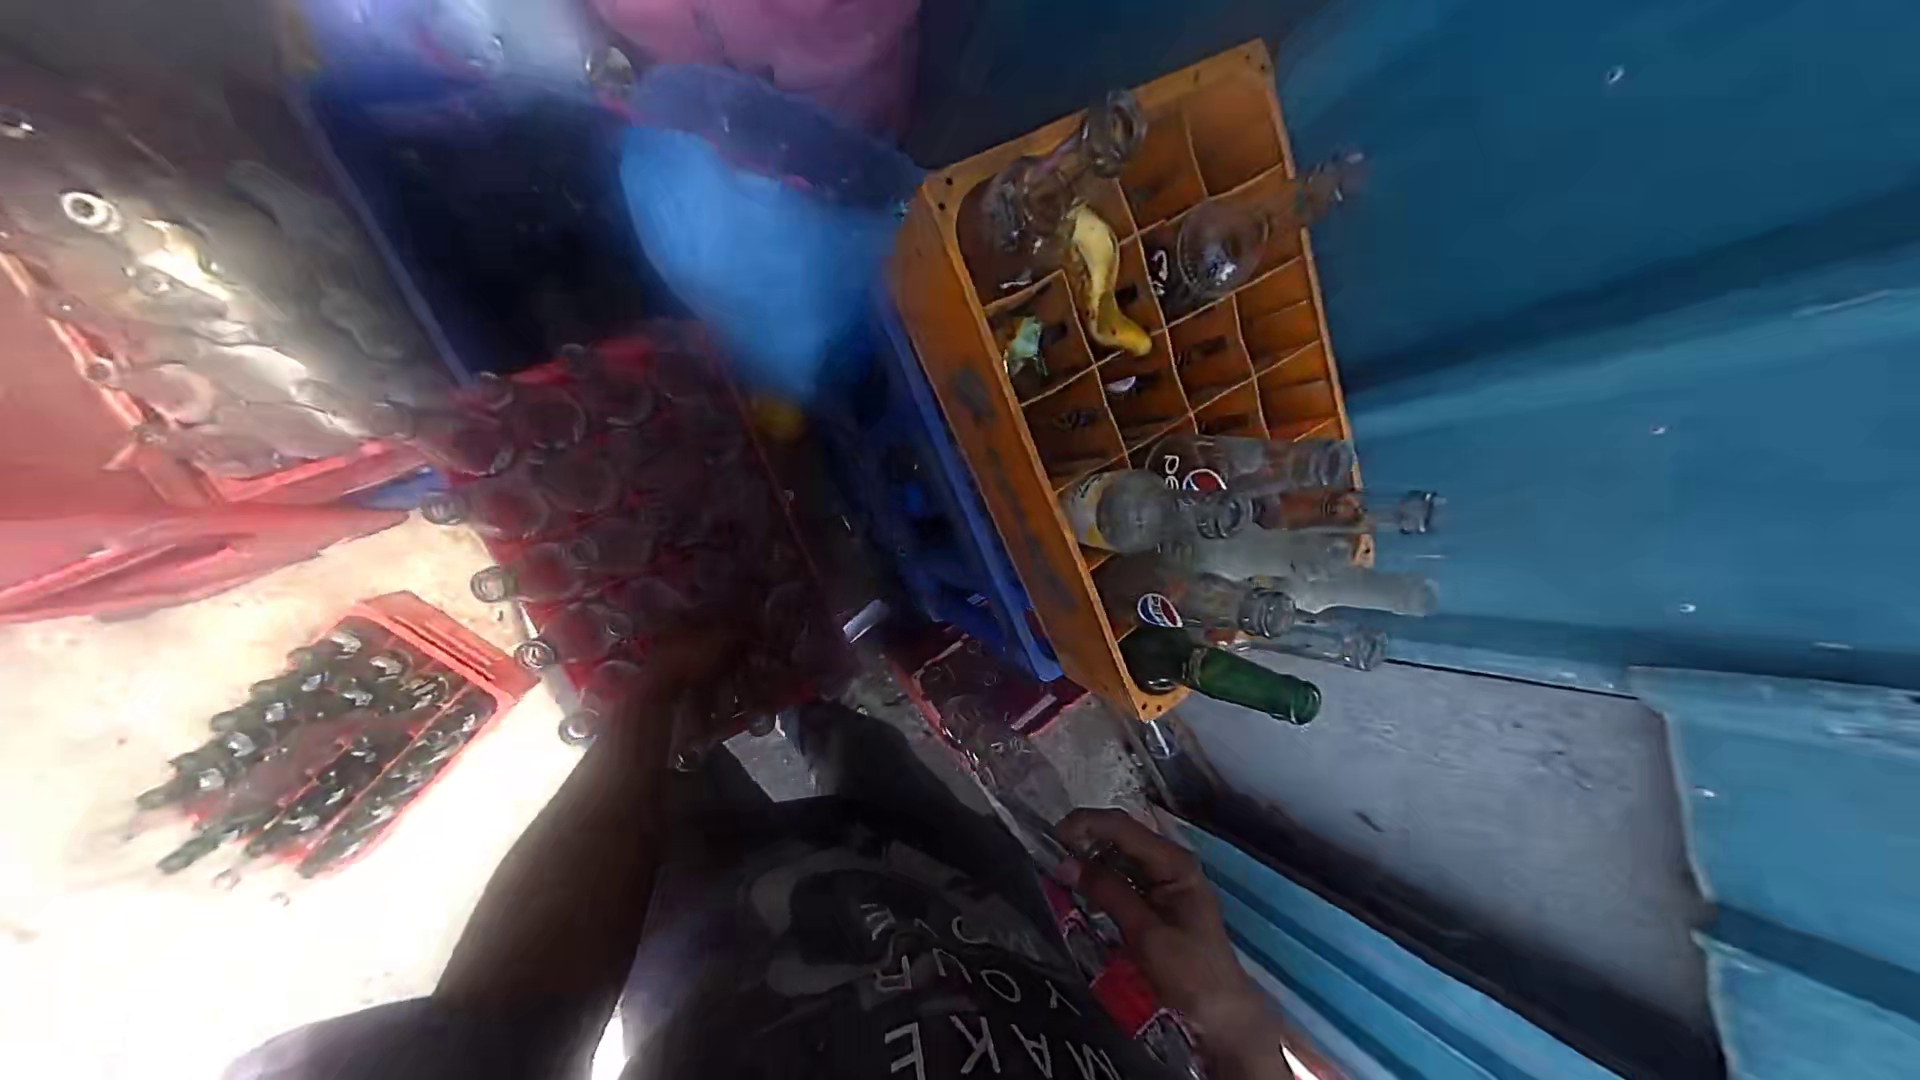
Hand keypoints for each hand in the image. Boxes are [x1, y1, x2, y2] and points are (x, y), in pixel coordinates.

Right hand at [1056, 809, 1276, 1046]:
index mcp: (1174, 862)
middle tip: (1051, 851)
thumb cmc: (1191, 974)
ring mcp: (1163, 877)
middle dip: (1085, 836)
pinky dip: (1099, 874)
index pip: (1124, 827)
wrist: (1224, 1019)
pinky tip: (1080, 883)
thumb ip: (1108, 892)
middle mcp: (1169, 860)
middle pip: (1120, 833)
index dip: (1087, 824)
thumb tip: (1065, 863)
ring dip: (1089, 855)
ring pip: (1118, 852)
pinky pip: (1121, 873)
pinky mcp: (1155, 895)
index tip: (1055, 836)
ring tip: (1060, 866)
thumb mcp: (1146, 934)